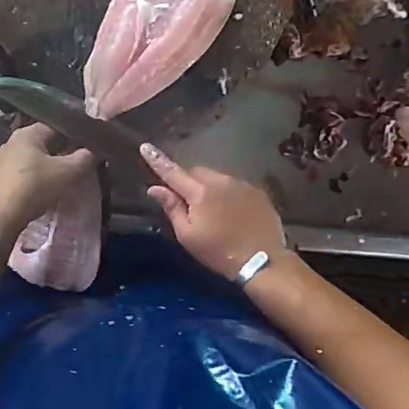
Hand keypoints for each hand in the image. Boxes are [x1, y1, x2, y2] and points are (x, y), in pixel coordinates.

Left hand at [0, 124, 97, 228]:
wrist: (2, 215)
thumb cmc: (35, 187)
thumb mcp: (68, 172)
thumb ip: (85, 158)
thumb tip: (96, 149)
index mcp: (27, 133)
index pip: (57, 126)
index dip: (76, 135)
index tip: (90, 147)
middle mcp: (13, 140)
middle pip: (46, 142)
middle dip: (63, 151)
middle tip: (80, 164)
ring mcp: (4, 158)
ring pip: (35, 157)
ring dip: (50, 165)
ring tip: (65, 176)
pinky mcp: (1, 175)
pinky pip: (25, 170)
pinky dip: (38, 175)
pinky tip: (45, 187)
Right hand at [140, 143, 287, 276]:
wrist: (263, 262)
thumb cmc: (218, 251)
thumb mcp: (187, 235)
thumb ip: (171, 208)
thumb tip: (154, 188)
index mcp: (200, 193)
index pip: (172, 172)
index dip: (157, 160)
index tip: (145, 147)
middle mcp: (221, 181)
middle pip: (197, 172)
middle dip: (189, 183)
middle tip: (190, 205)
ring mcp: (242, 185)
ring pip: (217, 178)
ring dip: (210, 188)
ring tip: (215, 212)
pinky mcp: (258, 192)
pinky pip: (235, 185)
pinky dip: (228, 194)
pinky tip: (232, 213)